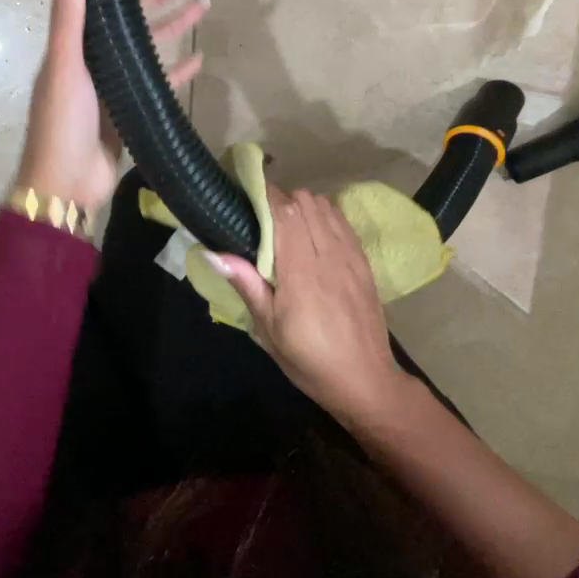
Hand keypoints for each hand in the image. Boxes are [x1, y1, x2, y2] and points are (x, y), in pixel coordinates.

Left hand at [15, 0, 206, 209]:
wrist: (66, 183)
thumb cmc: (61, 121)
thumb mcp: (65, 62)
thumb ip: (69, 10)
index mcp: (74, 44)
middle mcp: (93, 59)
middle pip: (132, 18)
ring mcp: (113, 86)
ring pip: (149, 47)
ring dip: (174, 25)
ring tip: (207, 5)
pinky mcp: (130, 111)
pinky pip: (159, 84)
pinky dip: (177, 70)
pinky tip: (199, 57)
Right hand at [207, 186, 401, 421]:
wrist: (366, 381)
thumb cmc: (309, 360)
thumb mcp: (269, 330)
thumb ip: (247, 284)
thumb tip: (212, 253)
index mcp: (301, 273)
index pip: (286, 214)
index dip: (268, 197)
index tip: (248, 195)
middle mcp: (329, 257)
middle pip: (307, 203)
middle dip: (283, 200)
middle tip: (262, 217)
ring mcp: (351, 258)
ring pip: (327, 208)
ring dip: (304, 206)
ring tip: (286, 225)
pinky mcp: (364, 264)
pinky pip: (343, 223)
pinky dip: (325, 217)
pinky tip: (313, 234)